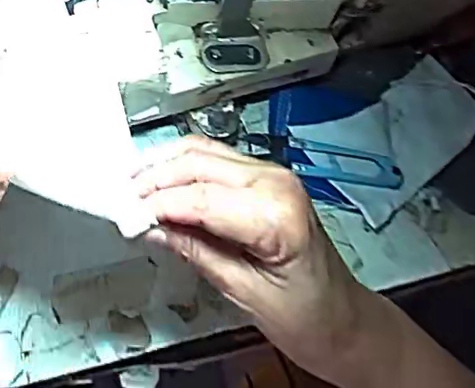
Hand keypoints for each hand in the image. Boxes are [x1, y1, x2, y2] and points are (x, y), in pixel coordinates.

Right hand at [134, 137, 383, 381]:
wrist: (349, 322)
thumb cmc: (312, 319)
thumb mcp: (245, 294)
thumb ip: (196, 251)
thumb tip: (154, 226)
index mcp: (277, 214)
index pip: (200, 197)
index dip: (158, 204)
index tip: (129, 215)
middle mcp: (274, 182)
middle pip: (196, 164)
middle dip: (154, 179)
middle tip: (125, 199)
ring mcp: (268, 172)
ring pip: (200, 151)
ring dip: (163, 164)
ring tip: (134, 184)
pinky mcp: (260, 174)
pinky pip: (212, 156)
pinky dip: (181, 164)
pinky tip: (161, 175)